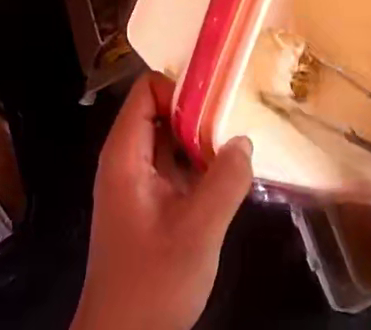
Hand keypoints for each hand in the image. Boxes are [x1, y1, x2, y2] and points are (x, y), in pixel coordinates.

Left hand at [72, 75, 253, 329]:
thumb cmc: (151, 286)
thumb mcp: (197, 232)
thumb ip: (225, 181)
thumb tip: (245, 140)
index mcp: (126, 157)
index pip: (147, 91)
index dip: (182, 85)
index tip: (222, 92)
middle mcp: (129, 162)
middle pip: (164, 109)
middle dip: (202, 106)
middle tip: (243, 108)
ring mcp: (141, 183)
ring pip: (175, 137)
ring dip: (207, 134)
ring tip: (245, 132)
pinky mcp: (155, 204)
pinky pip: (181, 163)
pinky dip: (205, 160)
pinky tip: (235, 168)